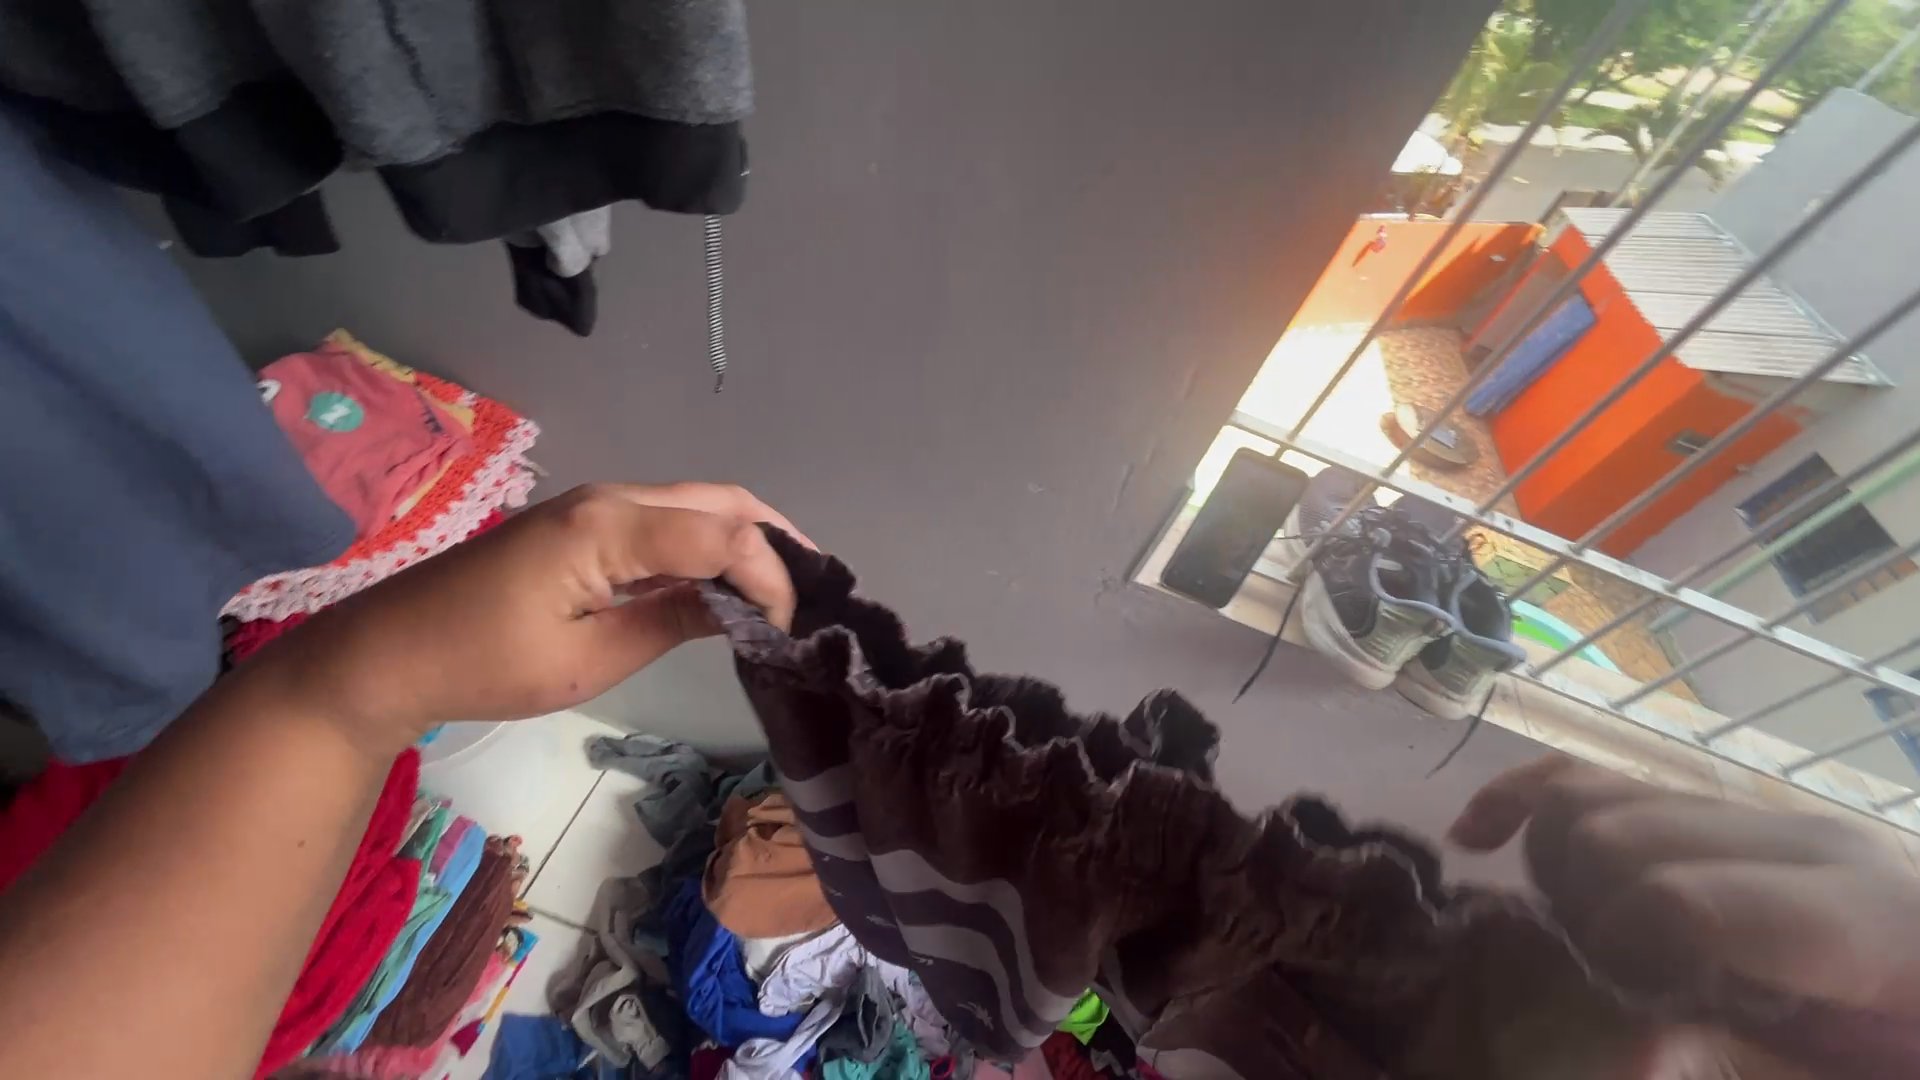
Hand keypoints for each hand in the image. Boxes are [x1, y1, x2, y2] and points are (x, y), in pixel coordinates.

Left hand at [239, 483, 803, 754]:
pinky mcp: (591, 521)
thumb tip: (745, 610)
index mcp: (609, 528)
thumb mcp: (591, 659)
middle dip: (775, 539)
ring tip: (787, 579)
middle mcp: (613, 498)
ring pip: (701, 502)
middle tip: (814, 584)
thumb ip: (675, 621)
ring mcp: (600, 504)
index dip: (769, 577)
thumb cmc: (484, 664)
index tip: (785, 628)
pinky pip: (673, 519)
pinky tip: (732, 574)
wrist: (386, 651)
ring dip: (749, 536)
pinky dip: (714, 542)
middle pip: (721, 499)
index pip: (722, 536)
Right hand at [1450, 756, 1919, 1016]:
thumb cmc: (1916, 1058)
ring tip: (1575, 932)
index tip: (1632, 1015)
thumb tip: (1623, 1047)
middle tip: (1608, 983)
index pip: (1680, 901)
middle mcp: (1792, 833)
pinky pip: (1577, 775)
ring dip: (1546, 867)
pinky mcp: (1691, 802)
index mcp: (1867, 915)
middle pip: (1608, 836)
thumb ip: (1753, 1062)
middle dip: (1580, 915)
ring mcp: (1736, 807)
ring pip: (1578, 793)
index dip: (1623, 957)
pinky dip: (1511, 802)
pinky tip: (1475, 839)